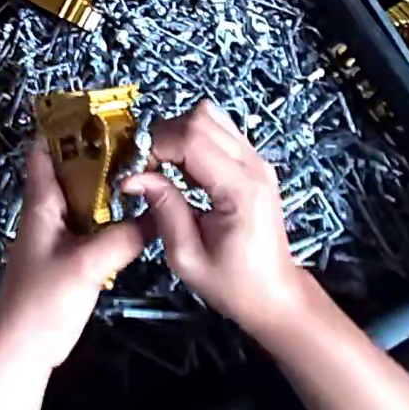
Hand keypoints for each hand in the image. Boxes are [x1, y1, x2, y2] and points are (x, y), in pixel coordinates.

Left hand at [0, 142, 149, 370]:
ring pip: (82, 196)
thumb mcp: (87, 265)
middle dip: (99, 153)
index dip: (66, 127)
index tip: (100, 113)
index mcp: (42, 201)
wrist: (20, 354)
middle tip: (136, 140)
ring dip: (106, 183)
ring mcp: (57, 234)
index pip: (46, 150)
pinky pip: (90, 222)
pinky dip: (109, 212)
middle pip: (70, 169)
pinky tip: (134, 213)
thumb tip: (160, 214)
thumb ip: (124, 238)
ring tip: (141, 169)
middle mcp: (47, 210)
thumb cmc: (42, 300)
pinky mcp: (68, 256)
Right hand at [120, 100, 316, 338]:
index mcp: (240, 188)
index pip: (192, 138)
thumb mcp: (187, 257)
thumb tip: (133, 177)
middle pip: (200, 118)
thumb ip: (164, 209)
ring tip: (166, 165)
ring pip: (209, 115)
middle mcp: (253, 163)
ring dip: (178, 132)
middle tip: (147, 167)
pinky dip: (193, 136)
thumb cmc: (232, 284)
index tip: (138, 172)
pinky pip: (218, 128)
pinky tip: (185, 166)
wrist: (275, 294)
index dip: (157, 146)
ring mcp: (257, 158)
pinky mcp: (254, 159)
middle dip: (164, 136)